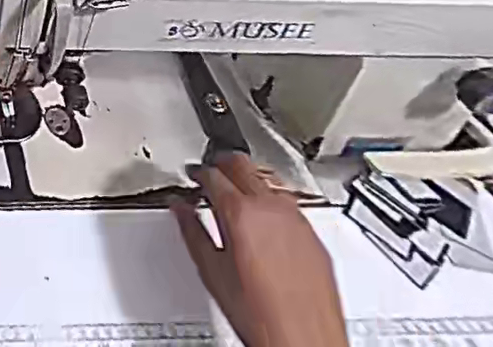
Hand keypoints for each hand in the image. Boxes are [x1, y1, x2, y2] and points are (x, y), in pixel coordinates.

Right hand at [170, 154, 346, 346]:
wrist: (306, 346)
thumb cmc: (262, 319)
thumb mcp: (213, 273)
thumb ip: (193, 232)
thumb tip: (180, 209)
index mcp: (240, 213)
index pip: (213, 174)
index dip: (198, 172)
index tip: (194, 177)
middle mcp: (270, 207)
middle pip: (241, 164)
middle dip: (222, 164)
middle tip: (212, 175)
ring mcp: (295, 218)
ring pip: (266, 178)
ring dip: (247, 179)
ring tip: (236, 195)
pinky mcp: (312, 233)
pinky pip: (288, 202)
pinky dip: (271, 201)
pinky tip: (264, 220)